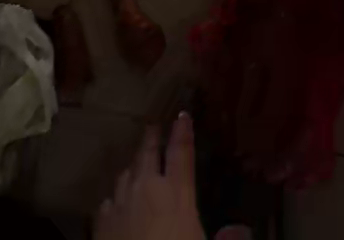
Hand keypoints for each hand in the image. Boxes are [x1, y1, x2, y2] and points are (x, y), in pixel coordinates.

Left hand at [96, 112, 208, 239]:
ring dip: (132, 167)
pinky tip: (115, 203)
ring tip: (135, 164)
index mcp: (177, 195)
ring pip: (126, 174)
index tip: (182, 115)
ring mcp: (121, 204)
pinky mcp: (101, 224)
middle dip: (151, 138)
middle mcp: (148, 189)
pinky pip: (108, 201)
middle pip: (148, 153)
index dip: (183, 132)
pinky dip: (115, 198)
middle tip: (152, 126)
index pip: (182, 154)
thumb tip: (242, 231)